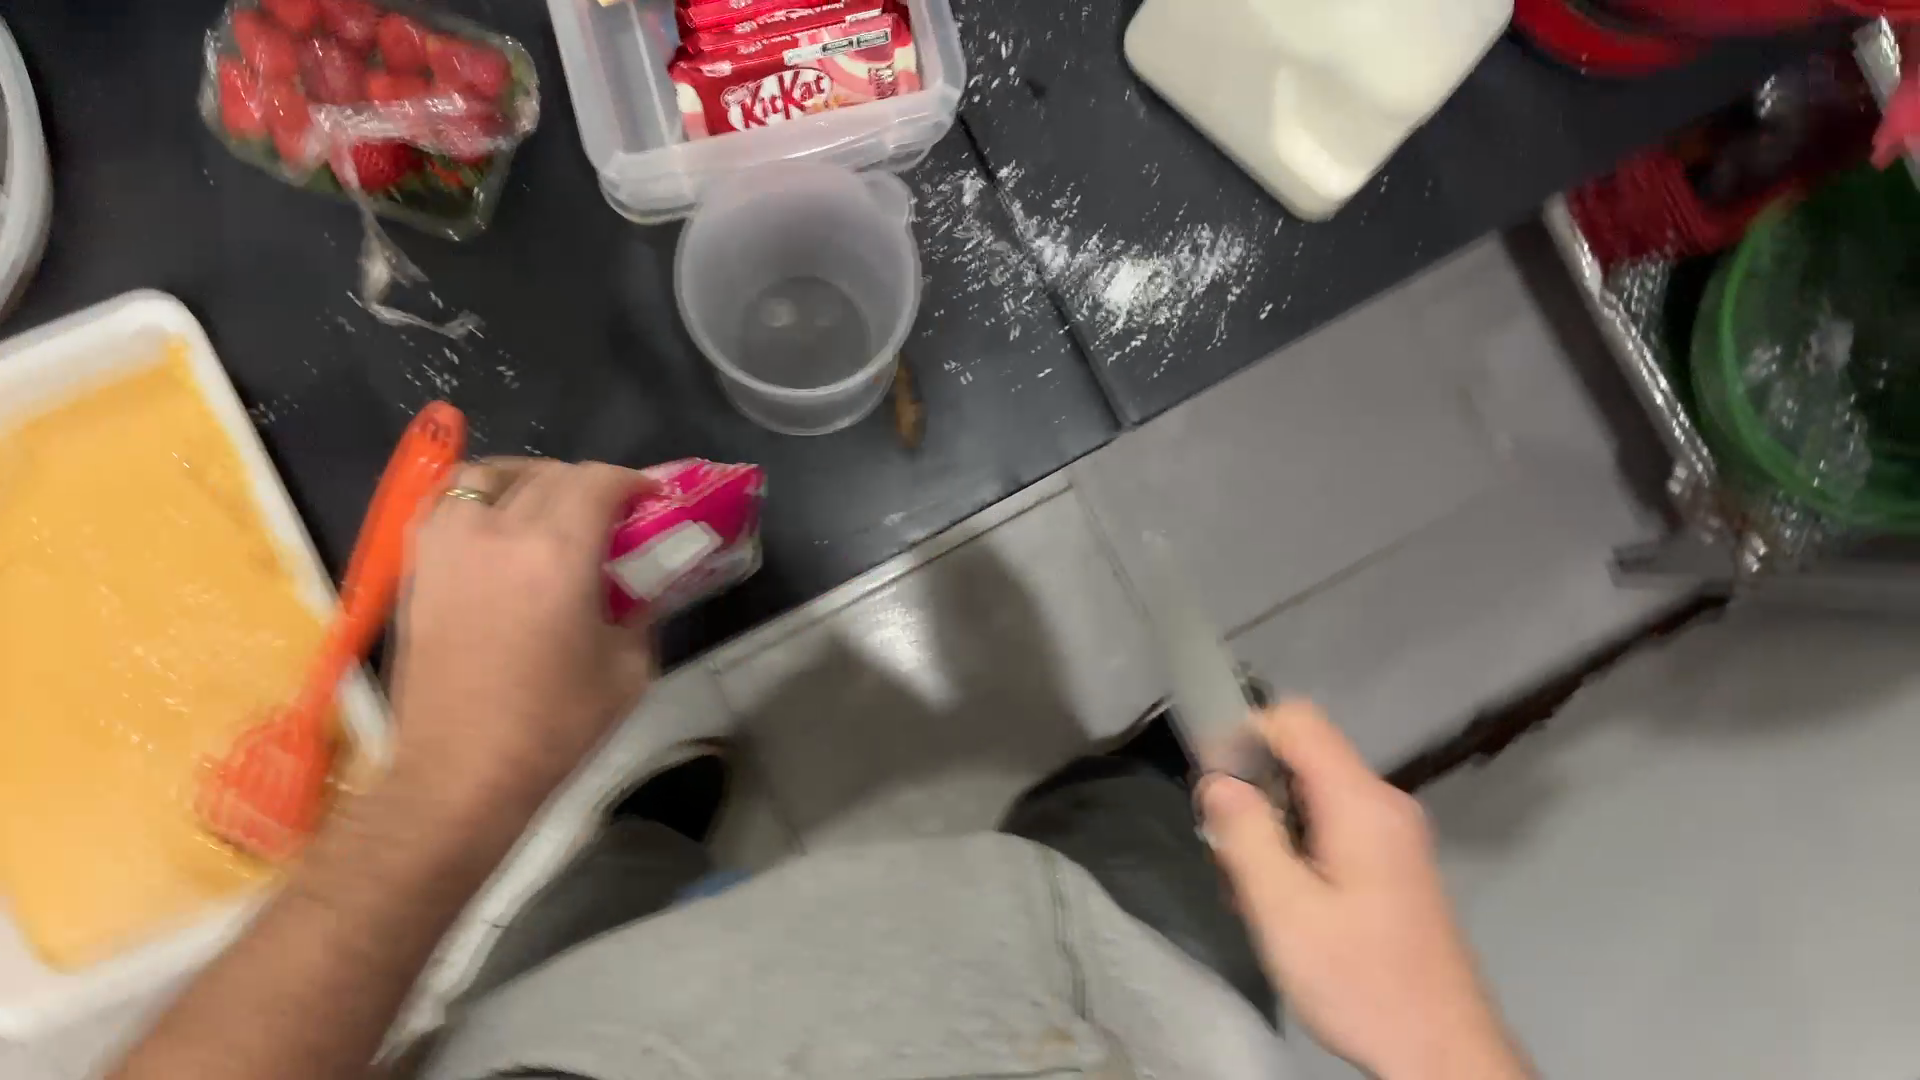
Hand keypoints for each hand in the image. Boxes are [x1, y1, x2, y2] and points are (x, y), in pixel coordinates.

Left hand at [387, 459, 656, 819]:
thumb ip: (642, 610)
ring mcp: (447, 546)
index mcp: (557, 553)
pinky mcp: (416, 568)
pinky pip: (445, 503)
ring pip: (490, 475)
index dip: (633, 482)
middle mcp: (498, 533)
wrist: (460, 772)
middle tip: (614, 515)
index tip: (652, 500)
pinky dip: (477, 497)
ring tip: (550, 508)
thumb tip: (644, 583)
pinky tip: (495, 523)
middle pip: (550, 474)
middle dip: (591, 484)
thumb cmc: (555, 723)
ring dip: (531, 480)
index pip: (598, 481)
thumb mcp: (629, 667)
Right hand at [1199, 702, 1529, 1079]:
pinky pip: (1327, 824)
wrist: (1445, 1058)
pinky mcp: (1390, 861)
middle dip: (1251, 792)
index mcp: (1360, 803)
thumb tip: (1217, 781)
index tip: (1212, 780)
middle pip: (1299, 758)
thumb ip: (1245, 835)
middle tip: (1227, 851)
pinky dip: (1293, 845)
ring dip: (1268, 827)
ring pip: (1308, 794)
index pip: (1296, 720)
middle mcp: (1382, 804)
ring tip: (1251, 889)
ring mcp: (1391, 832)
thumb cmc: (1361, 981)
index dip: (1244, 733)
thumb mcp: (1284, 912)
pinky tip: (1282, 900)